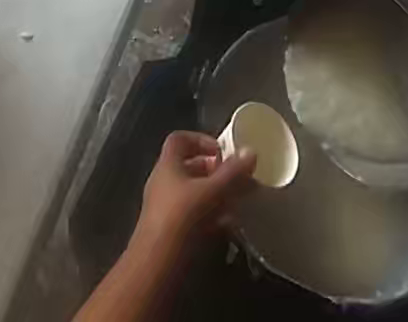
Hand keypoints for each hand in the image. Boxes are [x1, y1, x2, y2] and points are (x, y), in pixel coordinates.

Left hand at [134, 130, 256, 252]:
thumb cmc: (181, 218)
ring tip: (238, 201)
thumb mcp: (210, 191)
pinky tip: (229, 226)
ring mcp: (166, 209)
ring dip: (216, 195)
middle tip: (236, 177)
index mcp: (167, 165)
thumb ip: (232, 172)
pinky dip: (212, 216)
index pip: (180, 140)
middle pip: (190, 167)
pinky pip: (194, 215)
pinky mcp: (172, 232)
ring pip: (194, 193)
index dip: (201, 140)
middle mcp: (164, 183)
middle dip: (215, 171)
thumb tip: (251, 151)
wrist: (156, 266)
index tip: (222, 150)